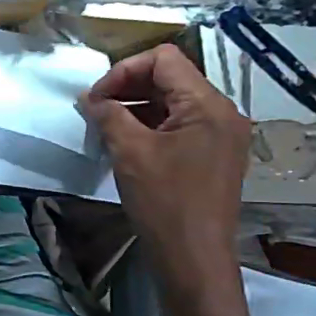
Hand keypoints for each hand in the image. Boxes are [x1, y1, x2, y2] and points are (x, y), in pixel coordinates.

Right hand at [81, 44, 252, 286]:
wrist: (193, 256)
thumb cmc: (164, 201)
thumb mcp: (129, 151)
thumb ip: (110, 115)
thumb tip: (93, 98)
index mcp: (208, 106)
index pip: (163, 59)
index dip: (124, 70)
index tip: (96, 97)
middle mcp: (222, 113)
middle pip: (170, 77)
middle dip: (128, 86)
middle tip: (96, 109)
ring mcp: (220, 135)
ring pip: (172, 101)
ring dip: (136, 105)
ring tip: (105, 126)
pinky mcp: (212, 154)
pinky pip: (178, 124)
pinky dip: (149, 124)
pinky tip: (125, 142)